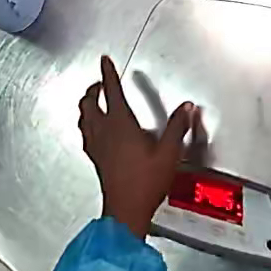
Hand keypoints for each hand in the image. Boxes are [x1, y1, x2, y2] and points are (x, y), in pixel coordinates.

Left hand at [78, 55, 193, 238]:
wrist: (126, 210)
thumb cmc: (146, 182)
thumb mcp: (169, 153)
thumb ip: (177, 127)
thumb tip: (186, 107)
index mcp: (120, 124)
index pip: (111, 91)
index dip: (108, 74)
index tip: (104, 61)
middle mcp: (103, 131)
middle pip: (89, 102)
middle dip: (93, 88)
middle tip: (100, 82)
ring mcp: (96, 145)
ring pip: (84, 116)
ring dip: (88, 104)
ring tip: (95, 99)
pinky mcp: (95, 157)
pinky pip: (85, 131)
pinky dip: (88, 121)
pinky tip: (94, 128)